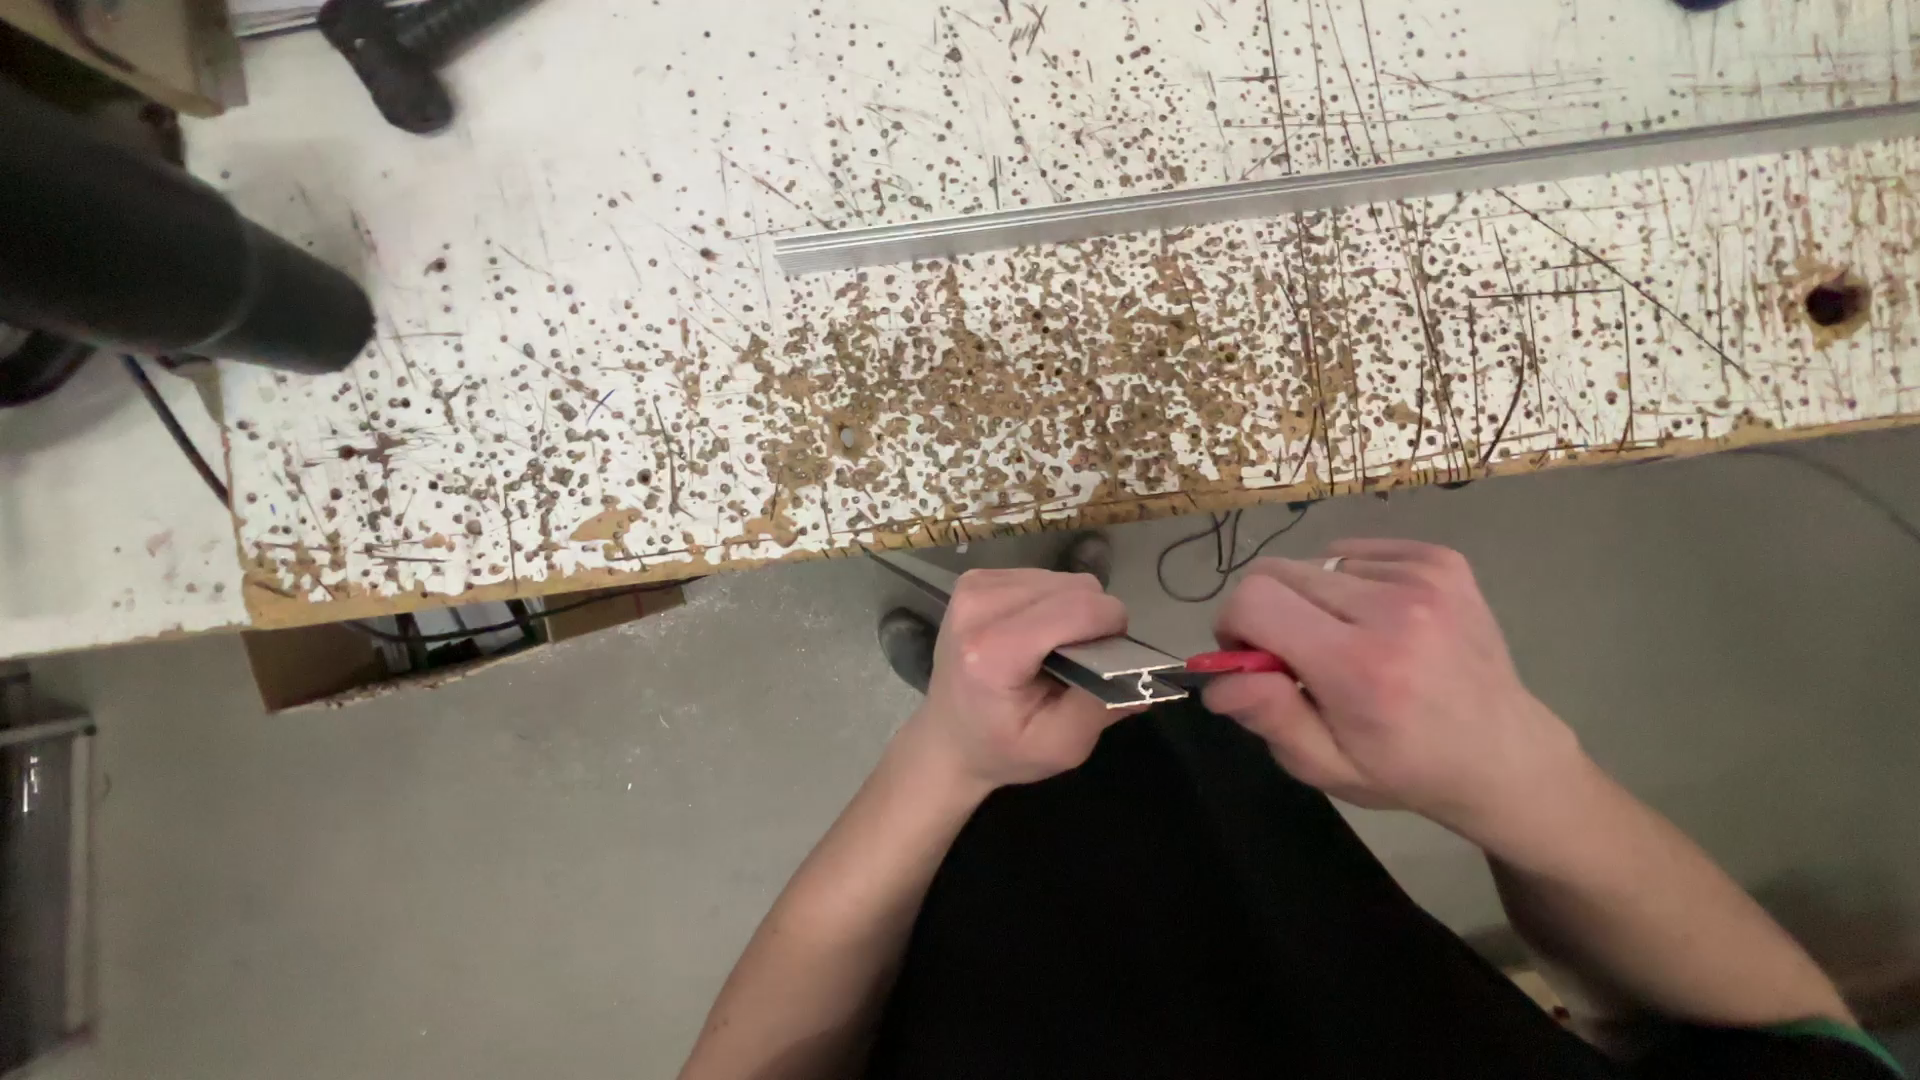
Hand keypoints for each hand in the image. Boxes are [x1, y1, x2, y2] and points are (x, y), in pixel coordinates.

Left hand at [897, 568, 1131, 795]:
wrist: (948, 739)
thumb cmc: (1003, 748)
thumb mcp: (1061, 746)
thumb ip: (1103, 707)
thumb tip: (1148, 678)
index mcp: (993, 652)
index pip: (1078, 609)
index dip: (1112, 628)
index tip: (1112, 659)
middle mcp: (978, 606)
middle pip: (1076, 588)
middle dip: (1093, 622)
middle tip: (1080, 662)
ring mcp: (974, 586)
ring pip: (1063, 579)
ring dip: (1072, 611)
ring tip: (1054, 651)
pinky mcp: (976, 579)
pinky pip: (1042, 576)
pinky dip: (1051, 603)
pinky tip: (1035, 634)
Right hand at [1202, 539, 1587, 840]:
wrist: (1505, 756)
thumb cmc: (1403, 768)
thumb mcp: (1326, 766)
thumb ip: (1268, 717)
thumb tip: (1217, 678)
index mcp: (1359, 665)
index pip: (1253, 600)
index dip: (1233, 624)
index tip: (1249, 655)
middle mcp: (1393, 608)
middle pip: (1275, 572)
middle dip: (1265, 610)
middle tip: (1291, 653)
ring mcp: (1423, 577)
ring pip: (1313, 564)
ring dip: (1311, 600)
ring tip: (1345, 641)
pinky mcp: (1440, 560)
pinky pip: (1352, 554)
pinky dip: (1347, 583)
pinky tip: (1374, 620)